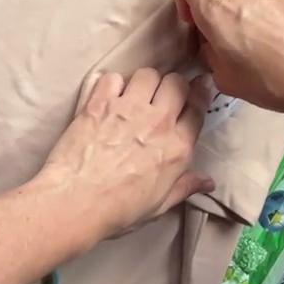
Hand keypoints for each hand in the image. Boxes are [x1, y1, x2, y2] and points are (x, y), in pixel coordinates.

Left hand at [29, 69, 214, 242]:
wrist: (76, 201)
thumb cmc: (119, 210)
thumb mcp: (159, 205)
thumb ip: (184, 186)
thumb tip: (207, 182)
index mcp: (178, 146)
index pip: (198, 106)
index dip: (200, 93)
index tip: (198, 86)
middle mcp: (157, 121)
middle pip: (176, 82)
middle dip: (173, 85)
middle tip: (161, 95)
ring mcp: (128, 108)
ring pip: (147, 74)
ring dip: (144, 82)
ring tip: (135, 94)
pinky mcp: (99, 102)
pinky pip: (112, 77)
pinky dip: (111, 83)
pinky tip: (107, 97)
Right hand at [173, 0, 283, 121]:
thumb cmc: (268, 80)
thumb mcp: (225, 78)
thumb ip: (211, 55)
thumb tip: (215, 47)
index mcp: (216, 7)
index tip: (195, 22)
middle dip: (220, 20)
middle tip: (234, 52)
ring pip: (247, 2)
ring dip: (247, 21)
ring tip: (266, 54)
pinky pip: (271, 7)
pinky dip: (271, 23)